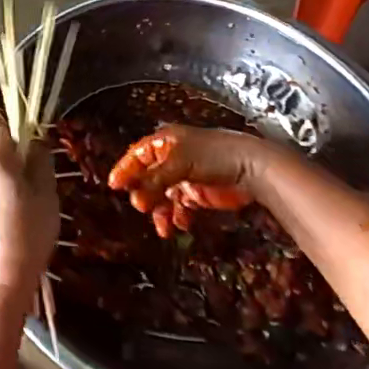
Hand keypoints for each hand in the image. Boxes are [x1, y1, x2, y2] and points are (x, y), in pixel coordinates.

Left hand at [0, 127, 59, 305]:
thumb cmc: (28, 233)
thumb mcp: (46, 194)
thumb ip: (41, 161)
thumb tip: (37, 139)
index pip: (5, 129)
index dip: (23, 131)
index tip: (41, 145)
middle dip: (19, 156)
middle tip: (43, 174)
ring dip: (12, 174)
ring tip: (34, 197)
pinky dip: (4, 190)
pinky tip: (20, 211)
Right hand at [106, 125, 281, 236]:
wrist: (254, 169)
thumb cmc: (213, 156)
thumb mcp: (179, 163)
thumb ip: (155, 179)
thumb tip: (134, 197)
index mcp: (164, 143)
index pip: (137, 156)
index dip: (125, 170)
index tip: (114, 185)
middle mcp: (171, 159)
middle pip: (148, 178)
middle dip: (144, 194)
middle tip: (140, 207)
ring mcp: (184, 177)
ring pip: (162, 195)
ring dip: (160, 210)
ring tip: (162, 226)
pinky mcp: (198, 194)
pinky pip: (179, 206)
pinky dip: (177, 216)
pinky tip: (179, 224)